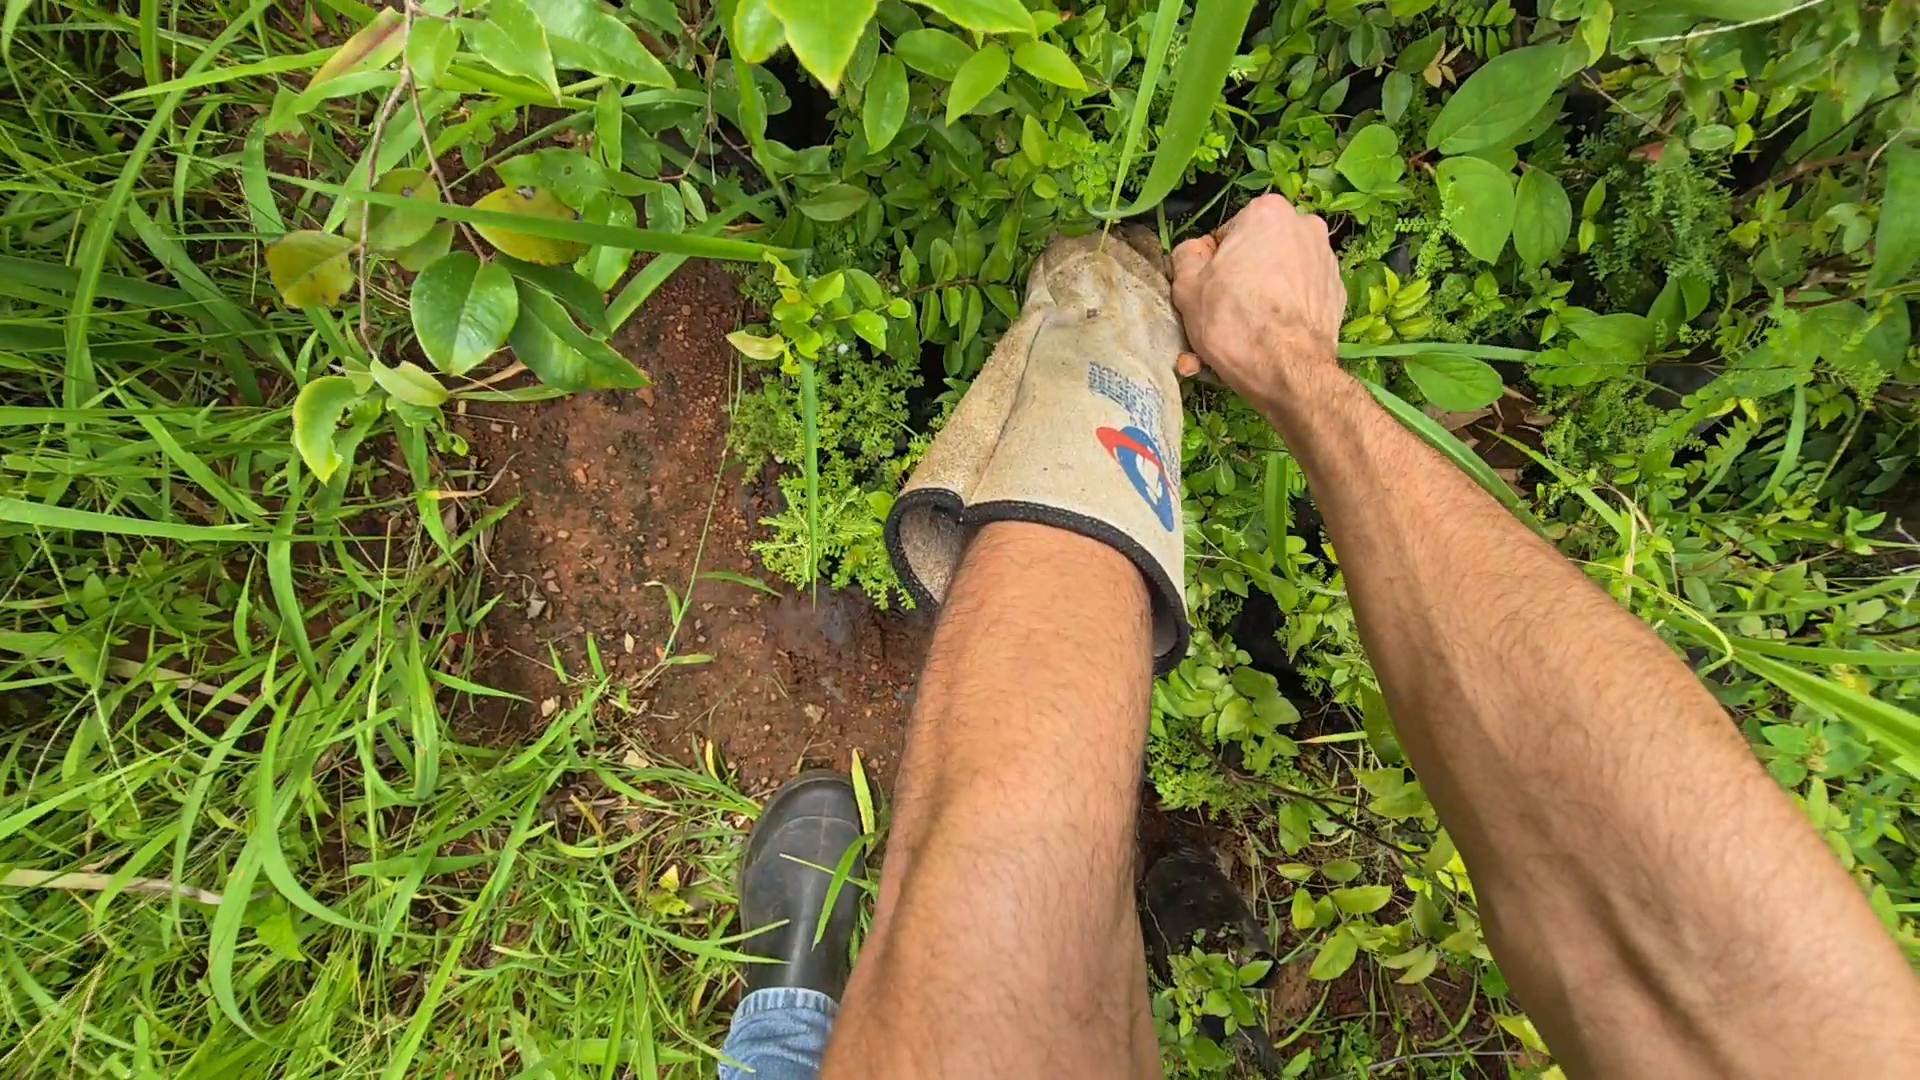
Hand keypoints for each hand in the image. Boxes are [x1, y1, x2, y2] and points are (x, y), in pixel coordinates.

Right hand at [1171, 194, 1346, 401]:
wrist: (1286, 368)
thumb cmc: (1233, 322)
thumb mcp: (1187, 288)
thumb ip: (1186, 257)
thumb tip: (1194, 252)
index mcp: (1266, 213)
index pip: (1226, 235)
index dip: (1211, 266)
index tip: (1208, 292)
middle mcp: (1304, 225)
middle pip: (1256, 254)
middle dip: (1239, 280)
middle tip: (1223, 314)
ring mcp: (1325, 258)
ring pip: (1278, 276)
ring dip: (1259, 298)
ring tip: (1243, 332)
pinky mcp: (1336, 291)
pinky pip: (1298, 297)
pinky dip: (1283, 312)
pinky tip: (1268, 337)